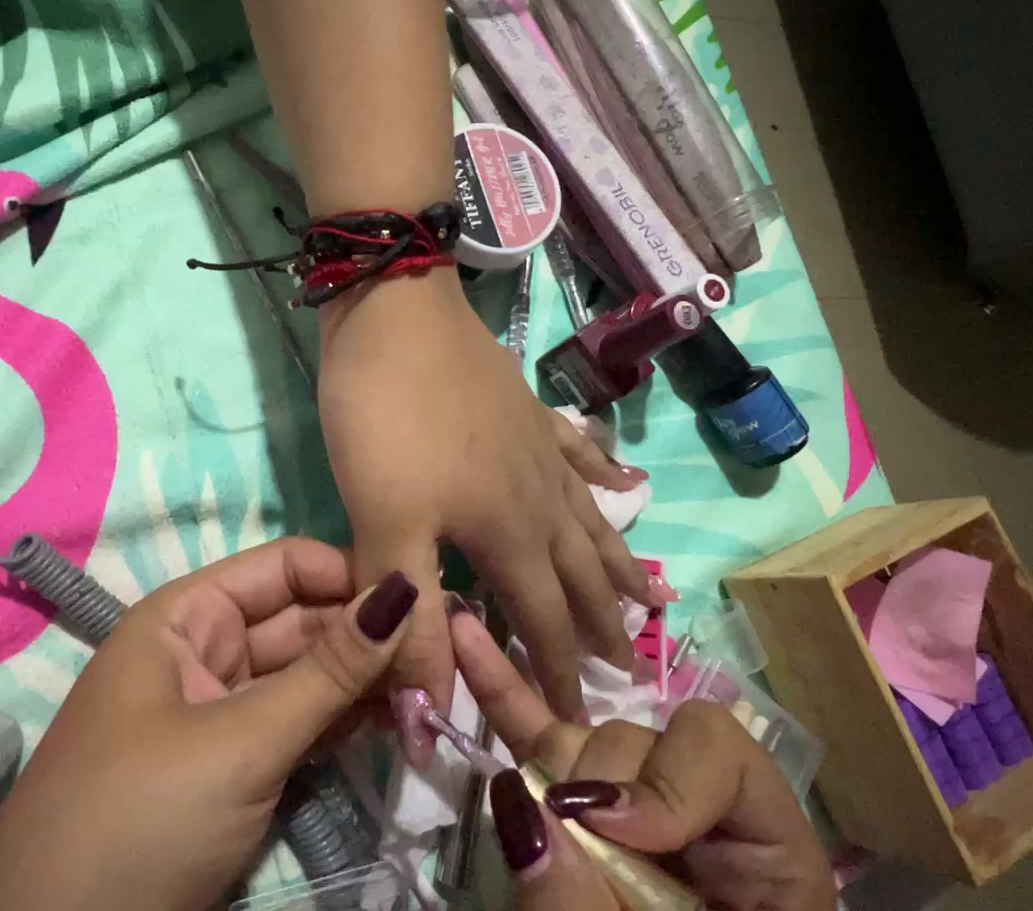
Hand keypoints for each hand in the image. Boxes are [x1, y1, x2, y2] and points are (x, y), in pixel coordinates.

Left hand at [0, 539, 415, 910]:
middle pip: (303, 621)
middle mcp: (206, 651)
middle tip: (449, 652)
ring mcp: (224, 711)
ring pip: (309, 676)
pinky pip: (303, 724)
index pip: (284, 567)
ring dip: (368, 682)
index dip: (350, 573)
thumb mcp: (241, 740)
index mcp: (187, 617)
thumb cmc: (141, 816)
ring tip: (437, 690)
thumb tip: (404, 589)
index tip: (424, 594)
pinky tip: (401, 721)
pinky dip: (348, 723)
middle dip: (370, 635)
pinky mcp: (239, 766)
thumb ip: (330, 669)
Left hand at [318, 269, 658, 725]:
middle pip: (577, 575)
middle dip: (599, 628)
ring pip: (588, 523)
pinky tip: (625, 488)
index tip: (578, 721)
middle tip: (630, 673)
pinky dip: (603, 477)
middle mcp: (539, 498)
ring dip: (614, 565)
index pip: (541, 622)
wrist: (395, 311)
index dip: (556, 673)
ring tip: (648, 598)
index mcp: (507, 532)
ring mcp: (539, 449)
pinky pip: (579, 454)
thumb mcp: (384, 521)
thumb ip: (408, 611)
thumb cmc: (386, 420)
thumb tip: (431, 707)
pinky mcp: (528, 412)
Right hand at [452, 607, 836, 910]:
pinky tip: (468, 638)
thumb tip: (524, 813)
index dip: (666, 780)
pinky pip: (541, 751)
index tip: (615, 833)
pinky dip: (504, 702)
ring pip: (581, 746)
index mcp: (768, 858)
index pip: (722, 752)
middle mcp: (698, 816)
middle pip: (643, 741)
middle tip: (566, 844)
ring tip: (519, 798)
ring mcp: (631, 812)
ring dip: (542, 766)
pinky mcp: (578, 822)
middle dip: (594, 784)